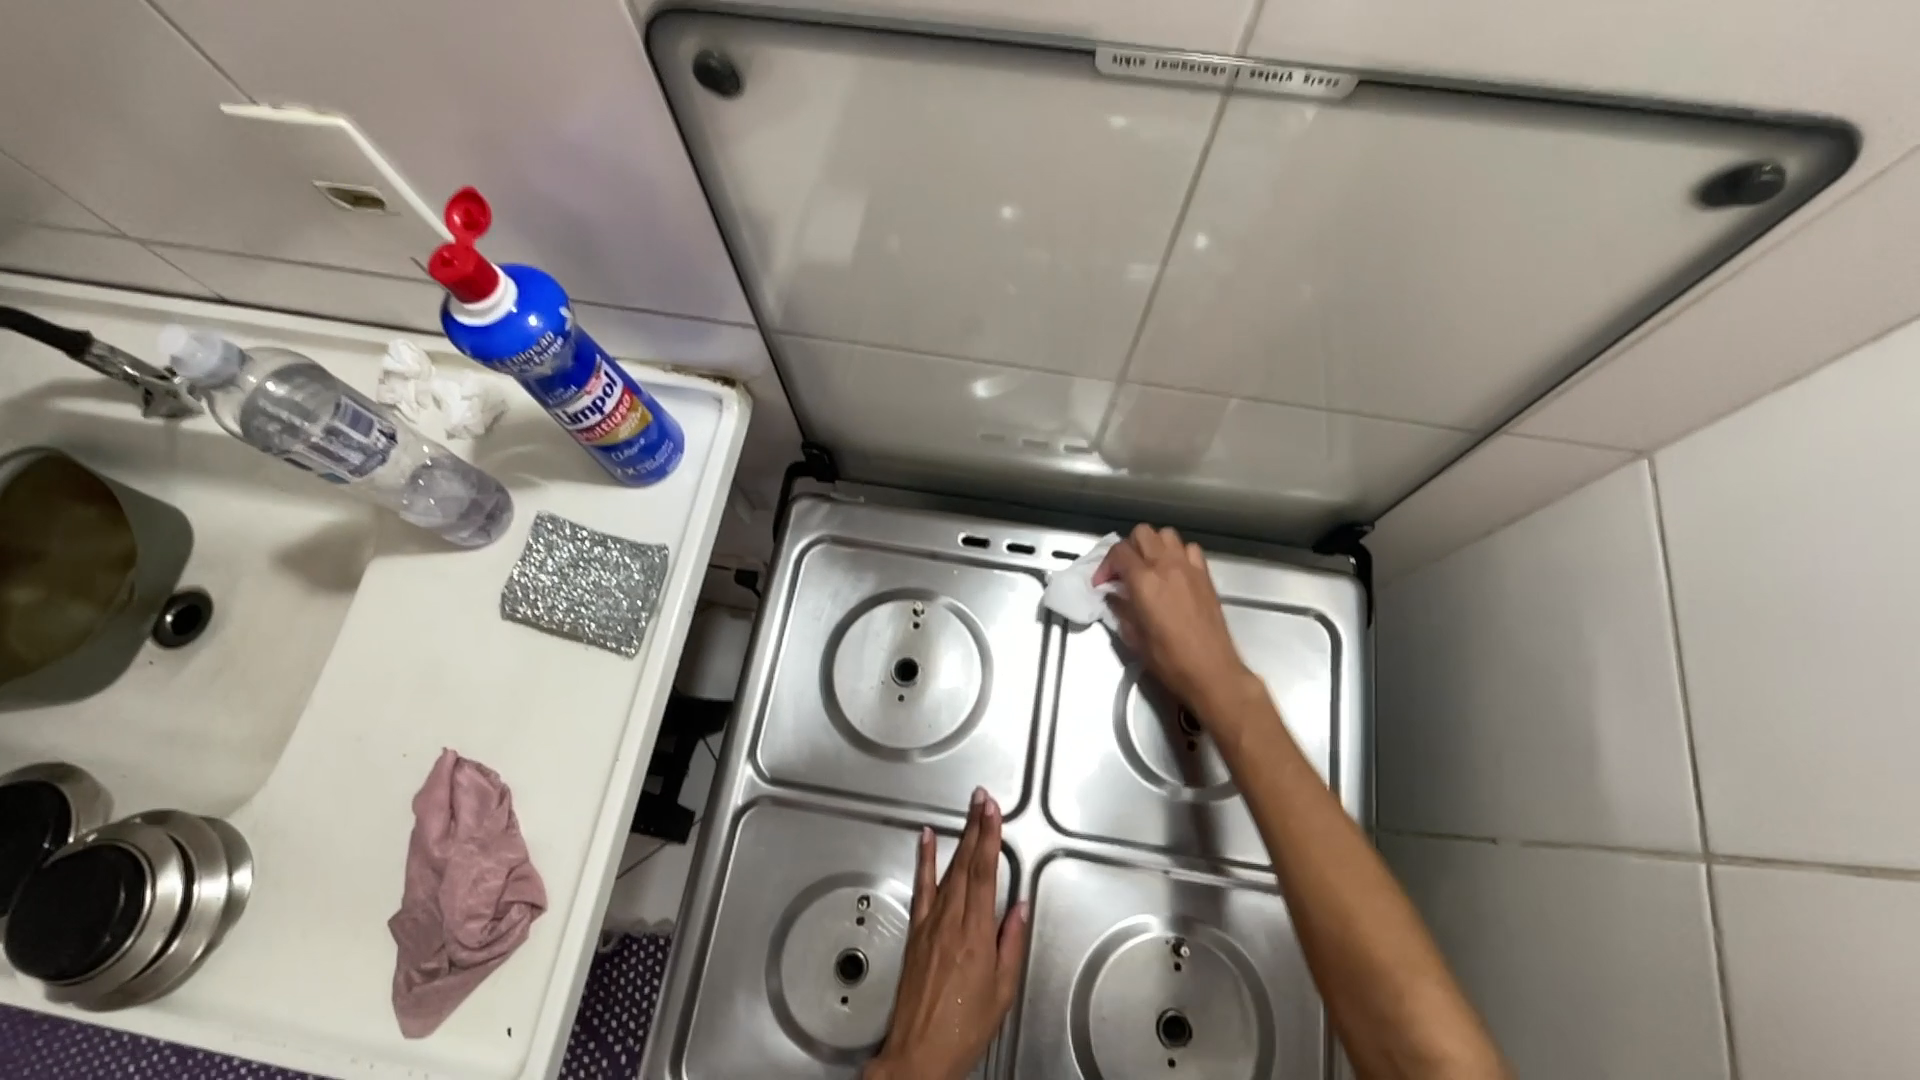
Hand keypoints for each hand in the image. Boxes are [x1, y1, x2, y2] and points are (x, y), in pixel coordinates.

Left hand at [865, 788, 1028, 1079]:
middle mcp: (950, 923)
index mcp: (975, 936)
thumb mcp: (1002, 990)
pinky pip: (922, 888)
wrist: (919, 1053)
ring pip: (947, 871)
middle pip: (966, 864)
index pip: (984, 874)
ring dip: (959, 837)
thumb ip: (1011, 943)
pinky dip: (925, 861)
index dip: (989, 838)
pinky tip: (927, 840)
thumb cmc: (964, 1028)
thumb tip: (1019, 907)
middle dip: (976, 827)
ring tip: (968, 811)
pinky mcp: (917, 932)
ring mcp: (930, 924)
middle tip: (982, 799)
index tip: (993, 812)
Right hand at [1095, 525, 1264, 734]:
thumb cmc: (1170, 660)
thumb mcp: (1134, 638)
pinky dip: (1177, 553)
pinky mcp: (1205, 575)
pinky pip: (1189, 549)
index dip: (1105, 565)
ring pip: (1166, 534)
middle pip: (1142, 533)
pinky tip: (1173, 572)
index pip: (1119, 552)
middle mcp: (1167, 566)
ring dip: (1153, 546)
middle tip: (1123, 571)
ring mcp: (1189, 568)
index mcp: (1144, 582)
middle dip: (1128, 548)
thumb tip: (1113, 596)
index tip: (1102, 584)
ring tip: (1147, 567)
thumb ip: (1120, 609)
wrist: (1211, 671)